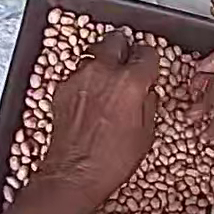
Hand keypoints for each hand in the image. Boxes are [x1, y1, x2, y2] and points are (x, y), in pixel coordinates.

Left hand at [35, 30, 159, 207]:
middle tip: (129, 63)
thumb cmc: (112, 160)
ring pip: (94, 54)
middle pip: (115, 40)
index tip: (150, 66)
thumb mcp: (146, 134)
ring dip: (104, 62)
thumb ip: (148, 104)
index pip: (147, 53)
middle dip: (124, 49)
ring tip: (110, 82)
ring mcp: (78, 77)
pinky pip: (78, 73)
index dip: (151, 59)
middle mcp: (102, 72)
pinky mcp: (62, 88)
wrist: (74, 173)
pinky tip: (93, 98)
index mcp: (130, 82)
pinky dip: (87, 80)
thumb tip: (147, 92)